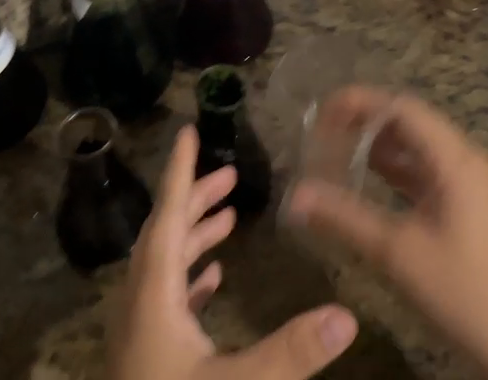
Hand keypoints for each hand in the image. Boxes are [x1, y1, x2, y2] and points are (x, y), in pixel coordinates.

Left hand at [108, 124, 357, 379]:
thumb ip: (289, 354)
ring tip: (229, 218)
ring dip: (194, 236)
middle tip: (231, 178)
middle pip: (165, 234)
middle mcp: (140, 303)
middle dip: (195, 200)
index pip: (167, 217)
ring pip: (165, 265)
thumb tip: (346, 315)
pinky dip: (190, 276)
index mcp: (153, 296)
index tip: (187, 134)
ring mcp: (141, 330)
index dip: (180, 174)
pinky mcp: (149, 353)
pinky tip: (213, 277)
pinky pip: (167, 296)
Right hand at [285, 88, 487, 379]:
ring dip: (378, 146)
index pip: (403, 108)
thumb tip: (294, 195)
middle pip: (410, 122)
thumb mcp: (397, 252)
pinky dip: (394, 170)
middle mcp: (466, 161)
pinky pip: (426, 171)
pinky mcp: (467, 205)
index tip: (322, 113)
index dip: (360, 103)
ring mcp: (470, 183)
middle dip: (365, 122)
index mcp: (456, 160)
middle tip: (322, 133)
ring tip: (336, 151)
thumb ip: (344, 217)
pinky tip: (365, 180)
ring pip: (417, 147)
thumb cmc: (461, 291)